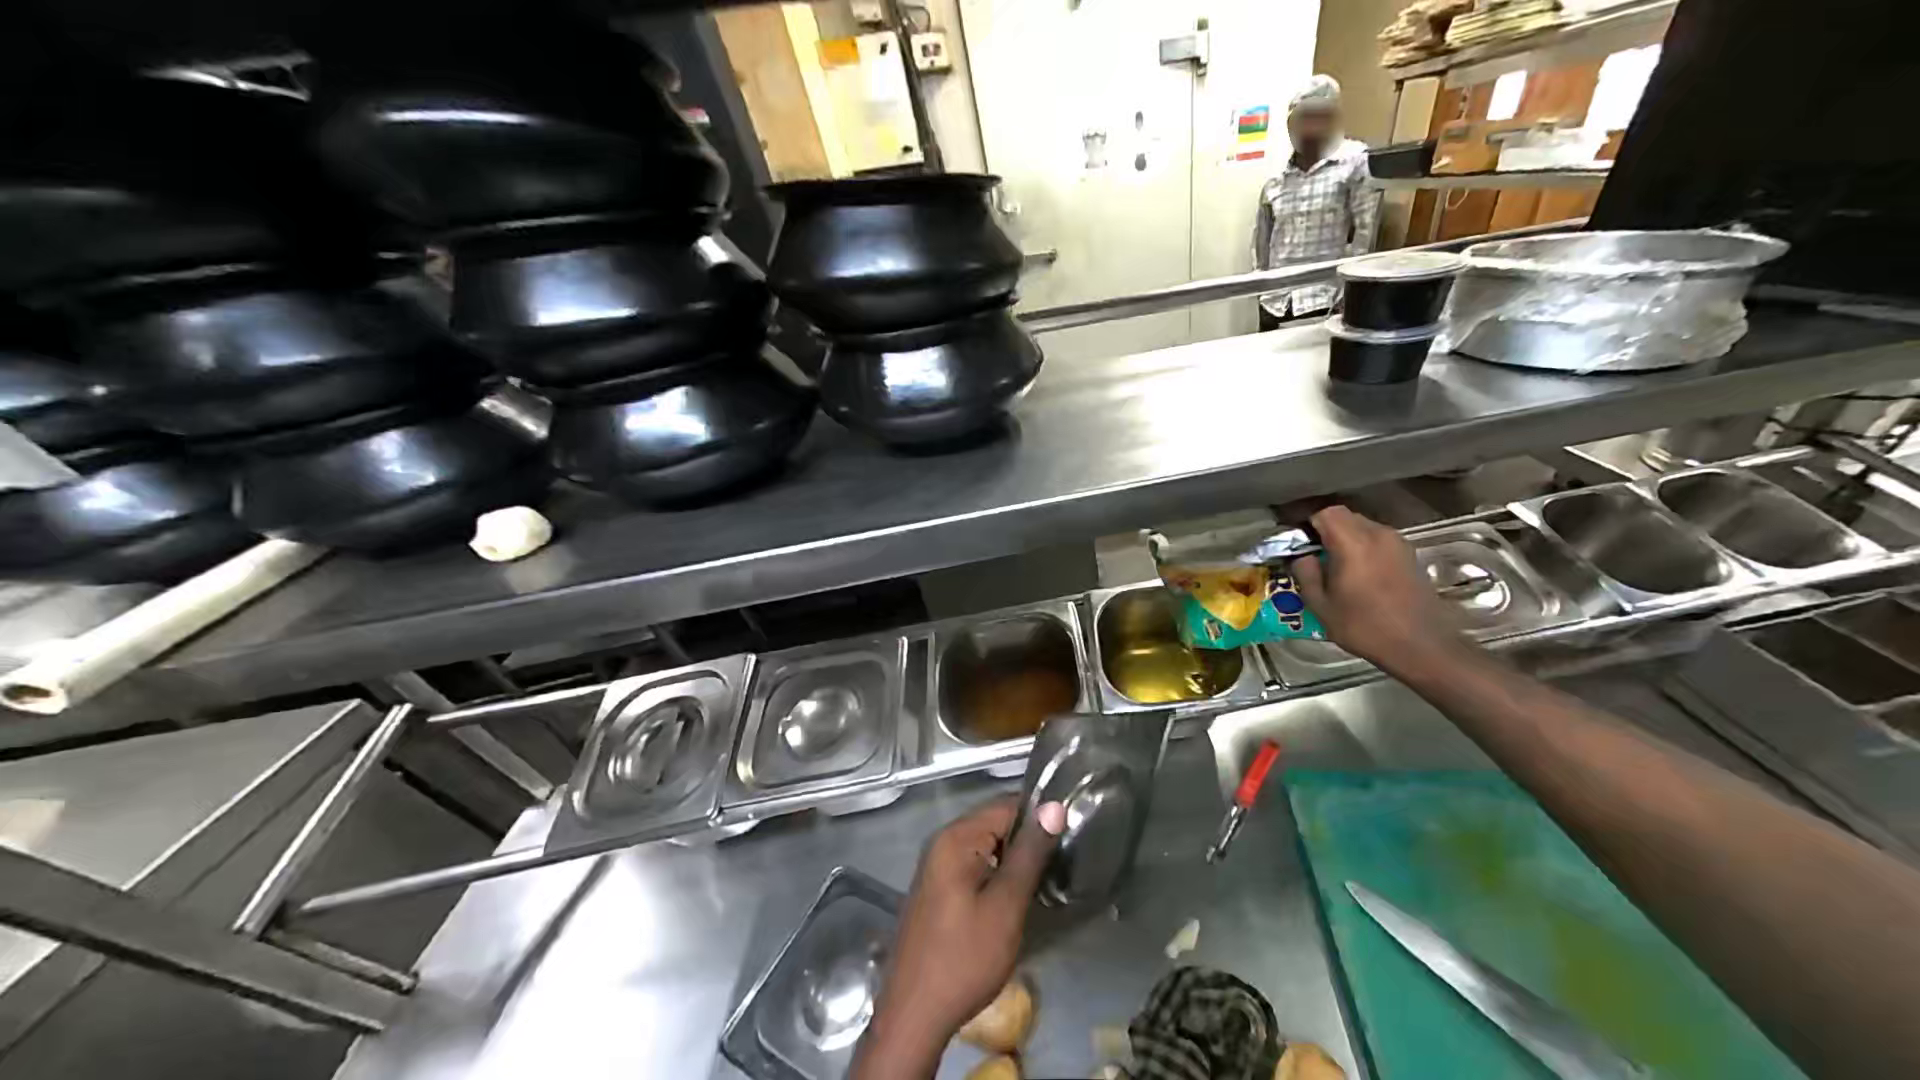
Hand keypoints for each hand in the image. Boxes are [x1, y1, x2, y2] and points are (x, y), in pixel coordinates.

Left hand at [852, 796, 1065, 1078]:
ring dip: (1013, 861)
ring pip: (985, 847)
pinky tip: (1015, 899)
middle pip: (994, 824)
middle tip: (1062, 864)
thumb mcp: (1006, 906)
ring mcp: (936, 867)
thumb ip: (1029, 854)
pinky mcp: (937, 890)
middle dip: (1027, 840)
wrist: (915, 1015)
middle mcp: (941, 843)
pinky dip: (996, 875)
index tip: (1070, 838)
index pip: (1006, 807)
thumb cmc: (964, 958)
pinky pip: (974, 866)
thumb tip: (1053, 806)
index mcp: (956, 838)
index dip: (1039, 818)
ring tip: (1045, 882)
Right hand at [1292, 505, 1466, 669]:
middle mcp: (1379, 535)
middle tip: (1316, 557)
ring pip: (1364, 528)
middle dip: (1327, 531)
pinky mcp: (1410, 556)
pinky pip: (1379, 541)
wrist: (1420, 646)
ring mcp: (1398, 544)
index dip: (1310, 525)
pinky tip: (1360, 575)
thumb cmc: (1364, 626)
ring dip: (1347, 540)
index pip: (1326, 513)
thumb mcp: (1321, 605)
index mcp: (1354, 544)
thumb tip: (1302, 557)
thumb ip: (1306, 573)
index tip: (1301, 545)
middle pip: (1346, 517)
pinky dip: (1364, 549)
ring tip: (1338, 568)